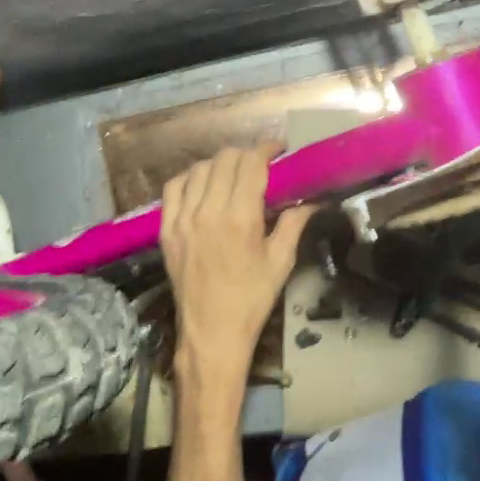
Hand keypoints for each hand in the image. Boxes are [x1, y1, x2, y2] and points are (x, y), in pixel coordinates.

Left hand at [160, 144, 316, 387]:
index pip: (250, 164)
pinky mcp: (166, 228)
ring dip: (218, 164)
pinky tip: (201, 183)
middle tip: (259, 164)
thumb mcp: (280, 262)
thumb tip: (313, 199)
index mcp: (240, 217)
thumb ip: (293, 224)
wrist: (211, 331)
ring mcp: (182, 218)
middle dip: (245, 154)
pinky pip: (173, 188)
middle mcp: (208, 211)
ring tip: (232, 173)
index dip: (266, 149)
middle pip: (224, 160)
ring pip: (198, 169)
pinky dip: (189, 177)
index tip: (278, 150)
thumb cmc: (251, 299)